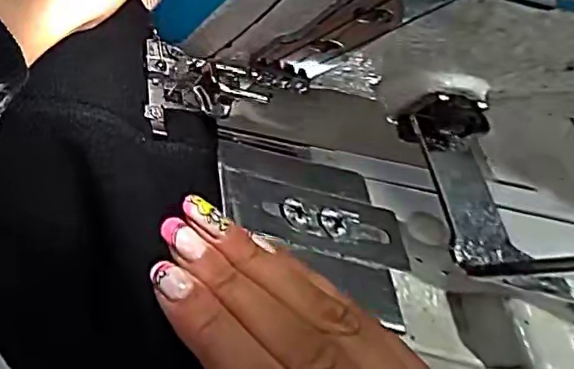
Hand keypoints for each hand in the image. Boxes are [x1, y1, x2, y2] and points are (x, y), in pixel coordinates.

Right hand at [152, 195, 429, 368]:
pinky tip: (269, 247)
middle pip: (285, 326)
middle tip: (177, 228)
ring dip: (253, 255)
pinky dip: (300, 271)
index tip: (166, 274)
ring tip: (209, 219)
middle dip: (223, 272)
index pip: (253, 367)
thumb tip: (197, 345)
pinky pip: (346, 305)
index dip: (206, 317)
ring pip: (314, 303)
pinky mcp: (407, 365)